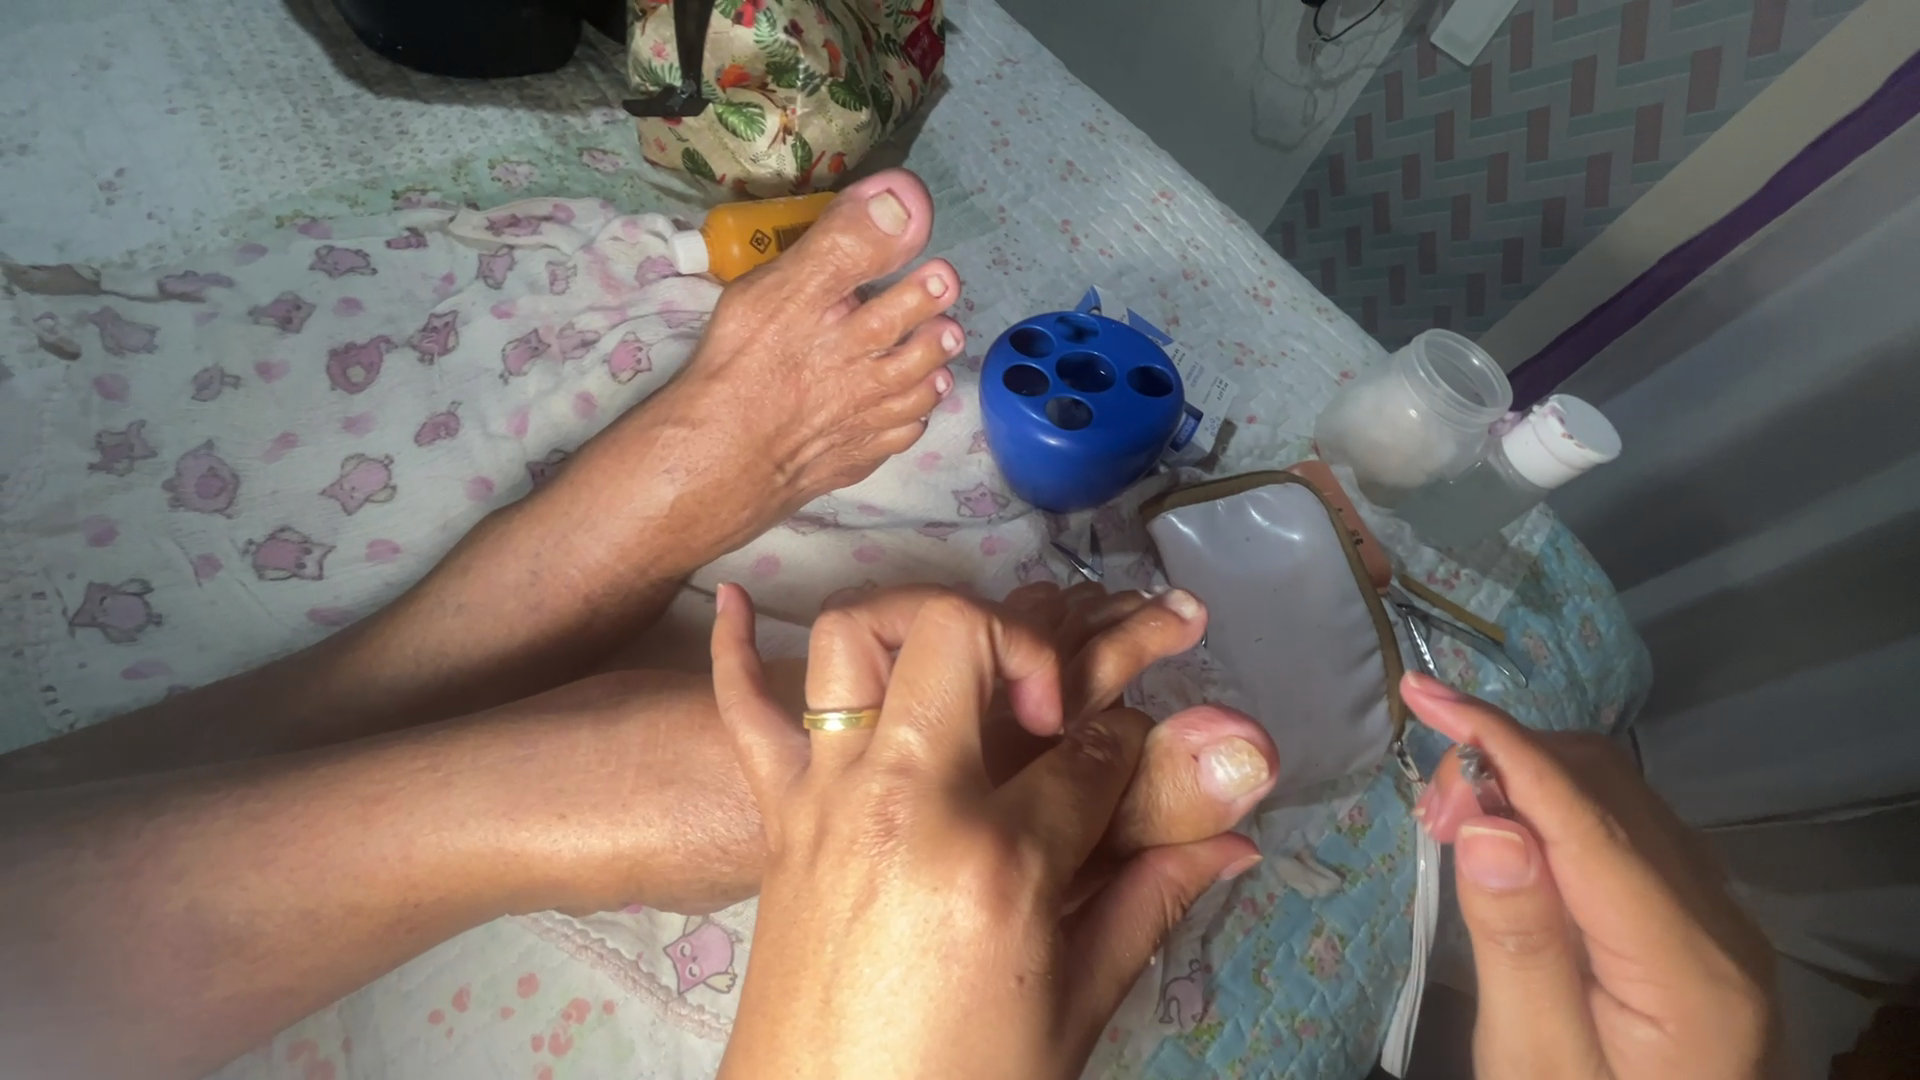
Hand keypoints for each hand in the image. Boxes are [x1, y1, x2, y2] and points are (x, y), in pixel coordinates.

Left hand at [710, 585, 1258, 1079]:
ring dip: (912, 619)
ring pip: (855, 639)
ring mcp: (828, 793)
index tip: (1128, 740)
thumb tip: (1239, 836)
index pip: (1090, 751)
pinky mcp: (776, 811)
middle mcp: (904, 799)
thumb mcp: (1074, 1007)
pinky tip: (736, 597)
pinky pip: (740, 707)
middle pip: (964, 639)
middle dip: (1025, 640)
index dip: (1128, 736)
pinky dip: (734, 646)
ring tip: (955, 661)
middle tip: (1044, 700)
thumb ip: (1151, 901)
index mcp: (996, 862)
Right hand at [1402, 673, 1776, 1079]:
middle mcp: (1716, 920)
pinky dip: (1539, 792)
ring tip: (1451, 820)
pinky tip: (1497, 827)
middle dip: (1498, 761)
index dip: (1500, 743)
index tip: (1423, 694)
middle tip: (1428, 812)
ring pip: (1607, 786)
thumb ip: (1517, 942)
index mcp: (1686, 966)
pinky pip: (1611, 812)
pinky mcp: (1683, 908)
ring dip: (1515, 772)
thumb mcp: (1530, 1053)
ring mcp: (1707, 910)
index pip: (1584, 816)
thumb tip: (1488, 824)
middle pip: (1599, 785)